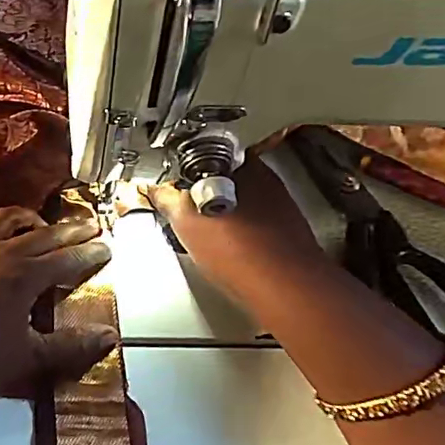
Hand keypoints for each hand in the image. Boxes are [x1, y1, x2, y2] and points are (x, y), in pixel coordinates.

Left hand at [0, 208, 116, 407]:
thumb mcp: (32, 356)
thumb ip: (72, 346)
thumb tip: (107, 337)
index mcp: (25, 275)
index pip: (67, 259)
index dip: (90, 253)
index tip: (105, 247)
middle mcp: (1, 256)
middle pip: (43, 236)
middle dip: (70, 232)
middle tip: (89, 228)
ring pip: (4, 223)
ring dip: (26, 219)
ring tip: (40, 222)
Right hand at [146, 159, 328, 314]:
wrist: (283, 288)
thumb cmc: (240, 250)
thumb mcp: (184, 220)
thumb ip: (166, 199)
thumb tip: (157, 192)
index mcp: (239, 163)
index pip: (203, 156)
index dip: (184, 173)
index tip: (173, 188)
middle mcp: (264, 178)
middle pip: (222, 178)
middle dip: (203, 193)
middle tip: (186, 214)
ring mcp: (279, 204)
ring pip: (239, 201)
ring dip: (222, 213)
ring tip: (206, 236)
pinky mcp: (287, 230)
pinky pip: (255, 223)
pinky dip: (240, 233)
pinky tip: (229, 250)